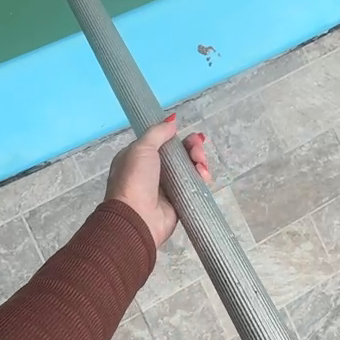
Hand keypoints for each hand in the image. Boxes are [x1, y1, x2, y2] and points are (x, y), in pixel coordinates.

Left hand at [105, 114, 211, 247]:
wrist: (137, 218)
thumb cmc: (135, 180)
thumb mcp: (141, 149)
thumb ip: (157, 133)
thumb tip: (171, 120)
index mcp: (140, 157)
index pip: (164, 142)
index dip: (178, 138)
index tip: (190, 137)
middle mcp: (153, 170)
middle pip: (180, 153)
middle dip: (193, 149)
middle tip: (198, 153)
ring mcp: (167, 186)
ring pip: (189, 168)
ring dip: (199, 163)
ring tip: (201, 167)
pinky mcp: (179, 200)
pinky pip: (194, 185)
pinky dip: (201, 178)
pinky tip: (204, 176)